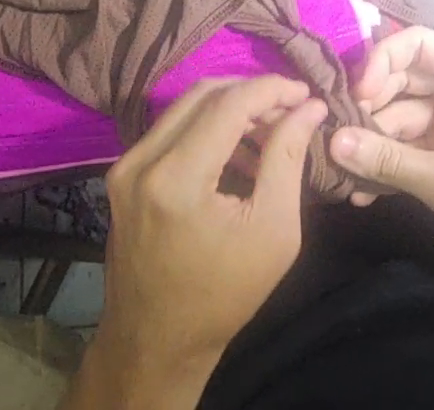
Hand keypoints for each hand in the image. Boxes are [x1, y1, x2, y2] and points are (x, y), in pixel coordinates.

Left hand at [93, 77, 326, 375]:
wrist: (156, 343)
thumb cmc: (223, 295)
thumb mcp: (273, 231)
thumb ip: (288, 158)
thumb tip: (309, 107)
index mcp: (177, 178)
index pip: (228, 104)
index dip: (271, 90)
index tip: (306, 92)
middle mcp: (142, 161)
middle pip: (204, 94)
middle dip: (252, 92)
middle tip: (291, 107)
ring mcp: (126, 166)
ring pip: (185, 107)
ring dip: (231, 107)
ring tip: (271, 129)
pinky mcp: (123, 174)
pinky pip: (171, 129)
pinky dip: (207, 127)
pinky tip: (238, 149)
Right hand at [328, 27, 433, 276]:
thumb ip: (388, 160)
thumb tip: (332, 141)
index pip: (419, 43)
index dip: (381, 62)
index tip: (356, 96)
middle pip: (402, 78)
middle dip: (369, 107)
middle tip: (335, 136)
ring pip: (397, 114)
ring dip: (370, 143)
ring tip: (340, 171)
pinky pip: (405, 145)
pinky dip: (385, 164)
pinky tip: (360, 193)